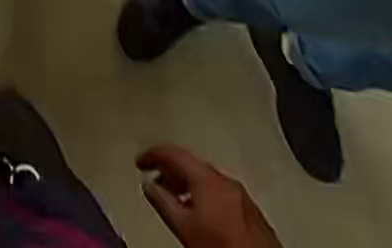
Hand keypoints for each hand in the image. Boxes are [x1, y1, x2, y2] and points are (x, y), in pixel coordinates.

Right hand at [137, 145, 282, 247]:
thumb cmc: (223, 247)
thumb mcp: (183, 227)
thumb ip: (162, 202)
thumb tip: (148, 186)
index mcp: (208, 178)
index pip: (174, 153)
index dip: (153, 154)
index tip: (140, 161)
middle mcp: (225, 180)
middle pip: (191, 164)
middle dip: (170, 169)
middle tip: (153, 176)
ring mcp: (241, 195)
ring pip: (206, 178)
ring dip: (186, 183)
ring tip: (172, 196)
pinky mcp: (251, 211)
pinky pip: (220, 192)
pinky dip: (203, 194)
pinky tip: (198, 211)